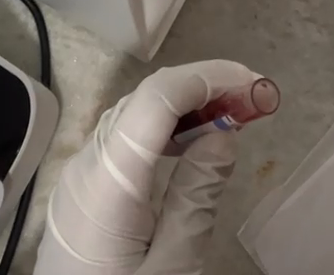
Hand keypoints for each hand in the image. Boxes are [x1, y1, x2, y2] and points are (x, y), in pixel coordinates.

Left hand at [36, 60, 262, 274]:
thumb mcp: (172, 270)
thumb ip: (197, 197)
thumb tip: (223, 133)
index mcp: (107, 184)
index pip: (157, 98)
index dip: (208, 78)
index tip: (255, 86)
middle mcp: (85, 166)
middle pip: (146, 99)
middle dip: (203, 87)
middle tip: (255, 102)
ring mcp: (78, 177)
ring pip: (134, 114)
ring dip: (185, 104)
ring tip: (233, 117)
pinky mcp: (81, 193)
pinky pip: (123, 140)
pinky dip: (162, 128)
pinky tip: (191, 144)